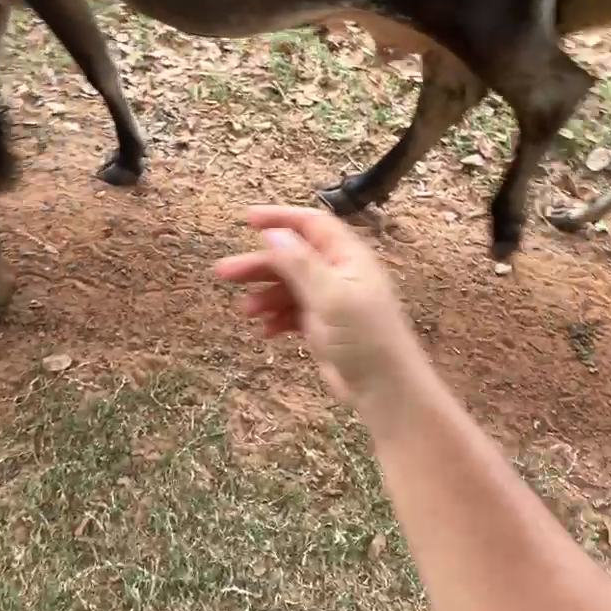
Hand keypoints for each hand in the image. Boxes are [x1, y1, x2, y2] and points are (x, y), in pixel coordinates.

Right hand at [214, 206, 429, 405]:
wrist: (386, 391)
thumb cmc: (365, 338)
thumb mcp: (330, 296)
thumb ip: (300, 263)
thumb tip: (273, 233)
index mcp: (348, 257)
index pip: (311, 225)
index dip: (280, 218)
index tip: (247, 219)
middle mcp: (339, 273)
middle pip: (292, 257)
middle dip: (260, 264)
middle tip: (225, 273)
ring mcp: (331, 301)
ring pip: (289, 286)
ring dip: (266, 294)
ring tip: (246, 311)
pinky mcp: (324, 326)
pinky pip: (293, 312)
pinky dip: (278, 317)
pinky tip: (266, 331)